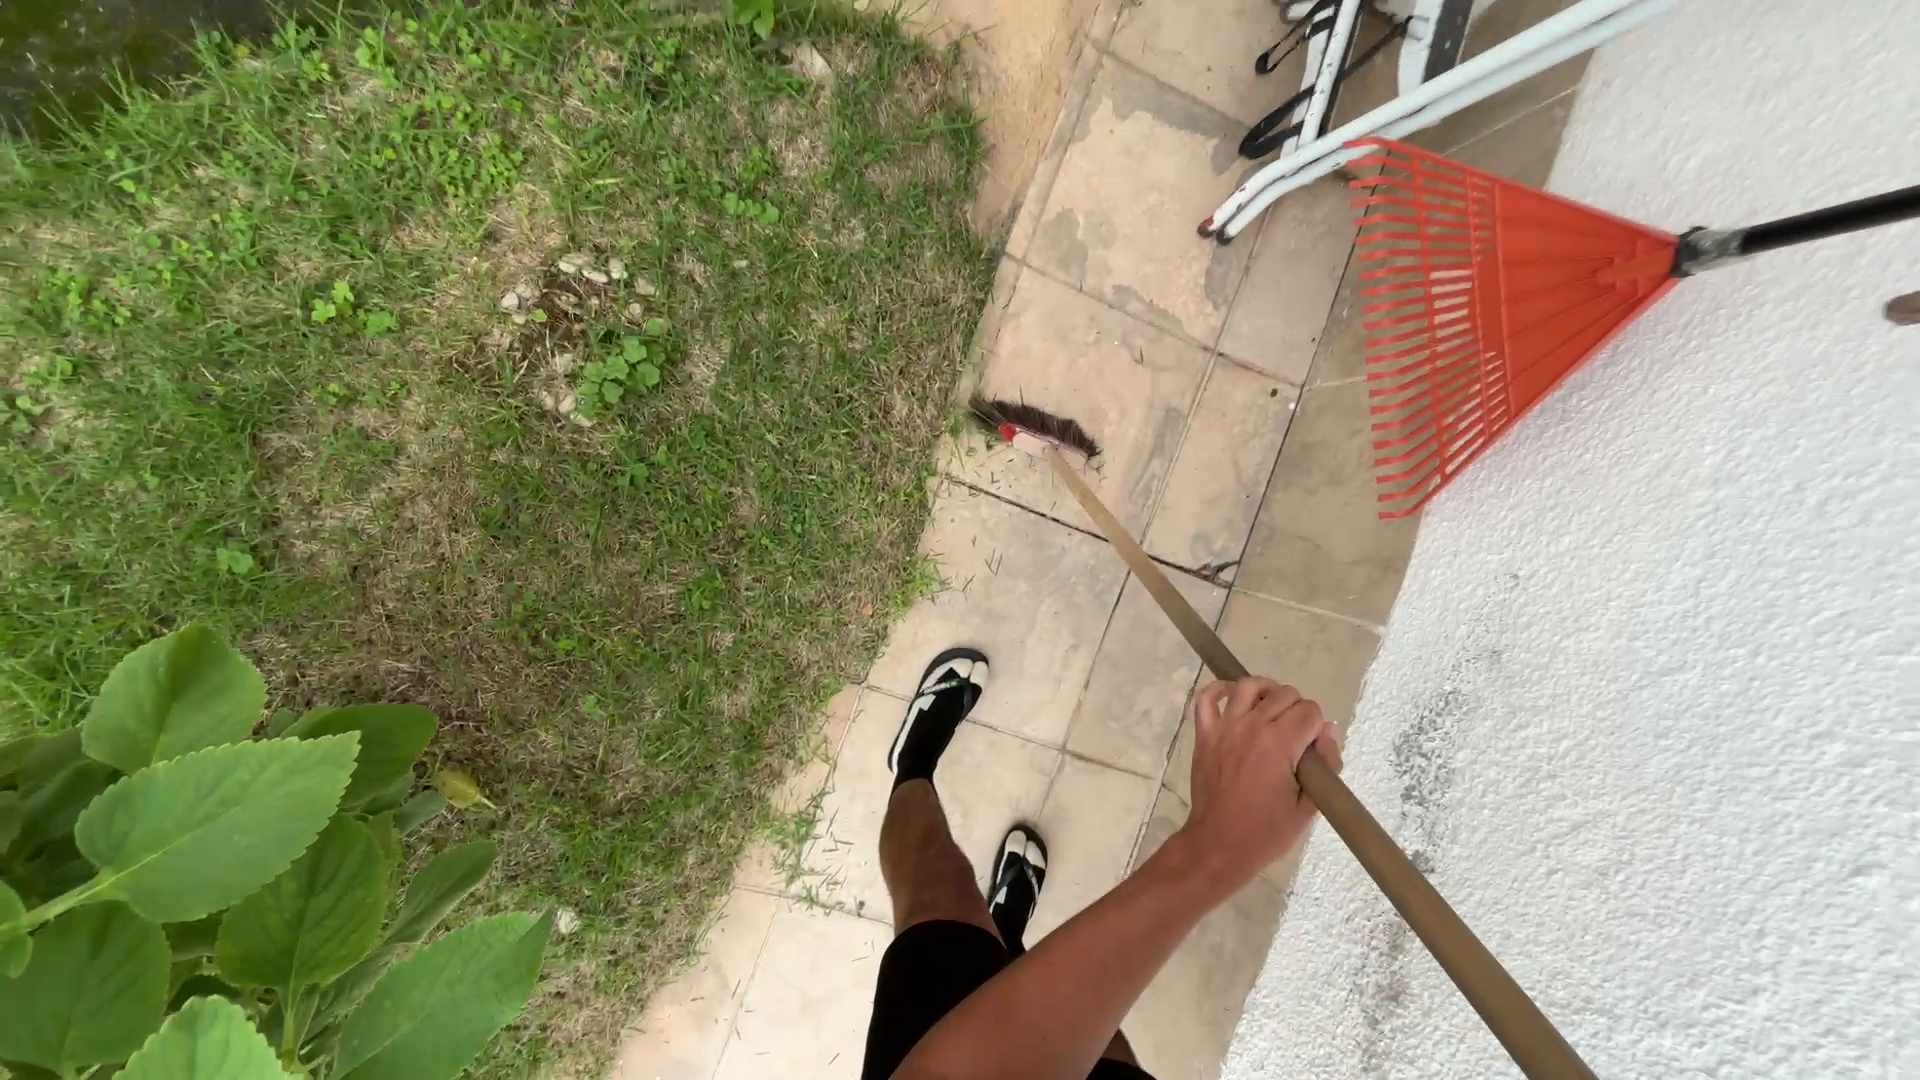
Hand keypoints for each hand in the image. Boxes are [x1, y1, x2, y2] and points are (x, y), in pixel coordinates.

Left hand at [1177, 677, 1340, 893]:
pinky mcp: (1204, 734)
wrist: (1219, 843)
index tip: (1313, 748)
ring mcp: (1224, 727)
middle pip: (1284, 694)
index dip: (1318, 726)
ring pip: (1248, 686)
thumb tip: (1328, 730)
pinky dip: (1220, 690)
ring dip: (1267, 692)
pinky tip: (1235, 698)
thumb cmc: (1266, 831)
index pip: (1310, 711)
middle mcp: (1251, 726)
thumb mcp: (1309, 805)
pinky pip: (1207, 698)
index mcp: (1280, 744)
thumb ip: (1325, 764)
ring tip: (1274, 710)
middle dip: (1298, 709)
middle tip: (1297, 736)